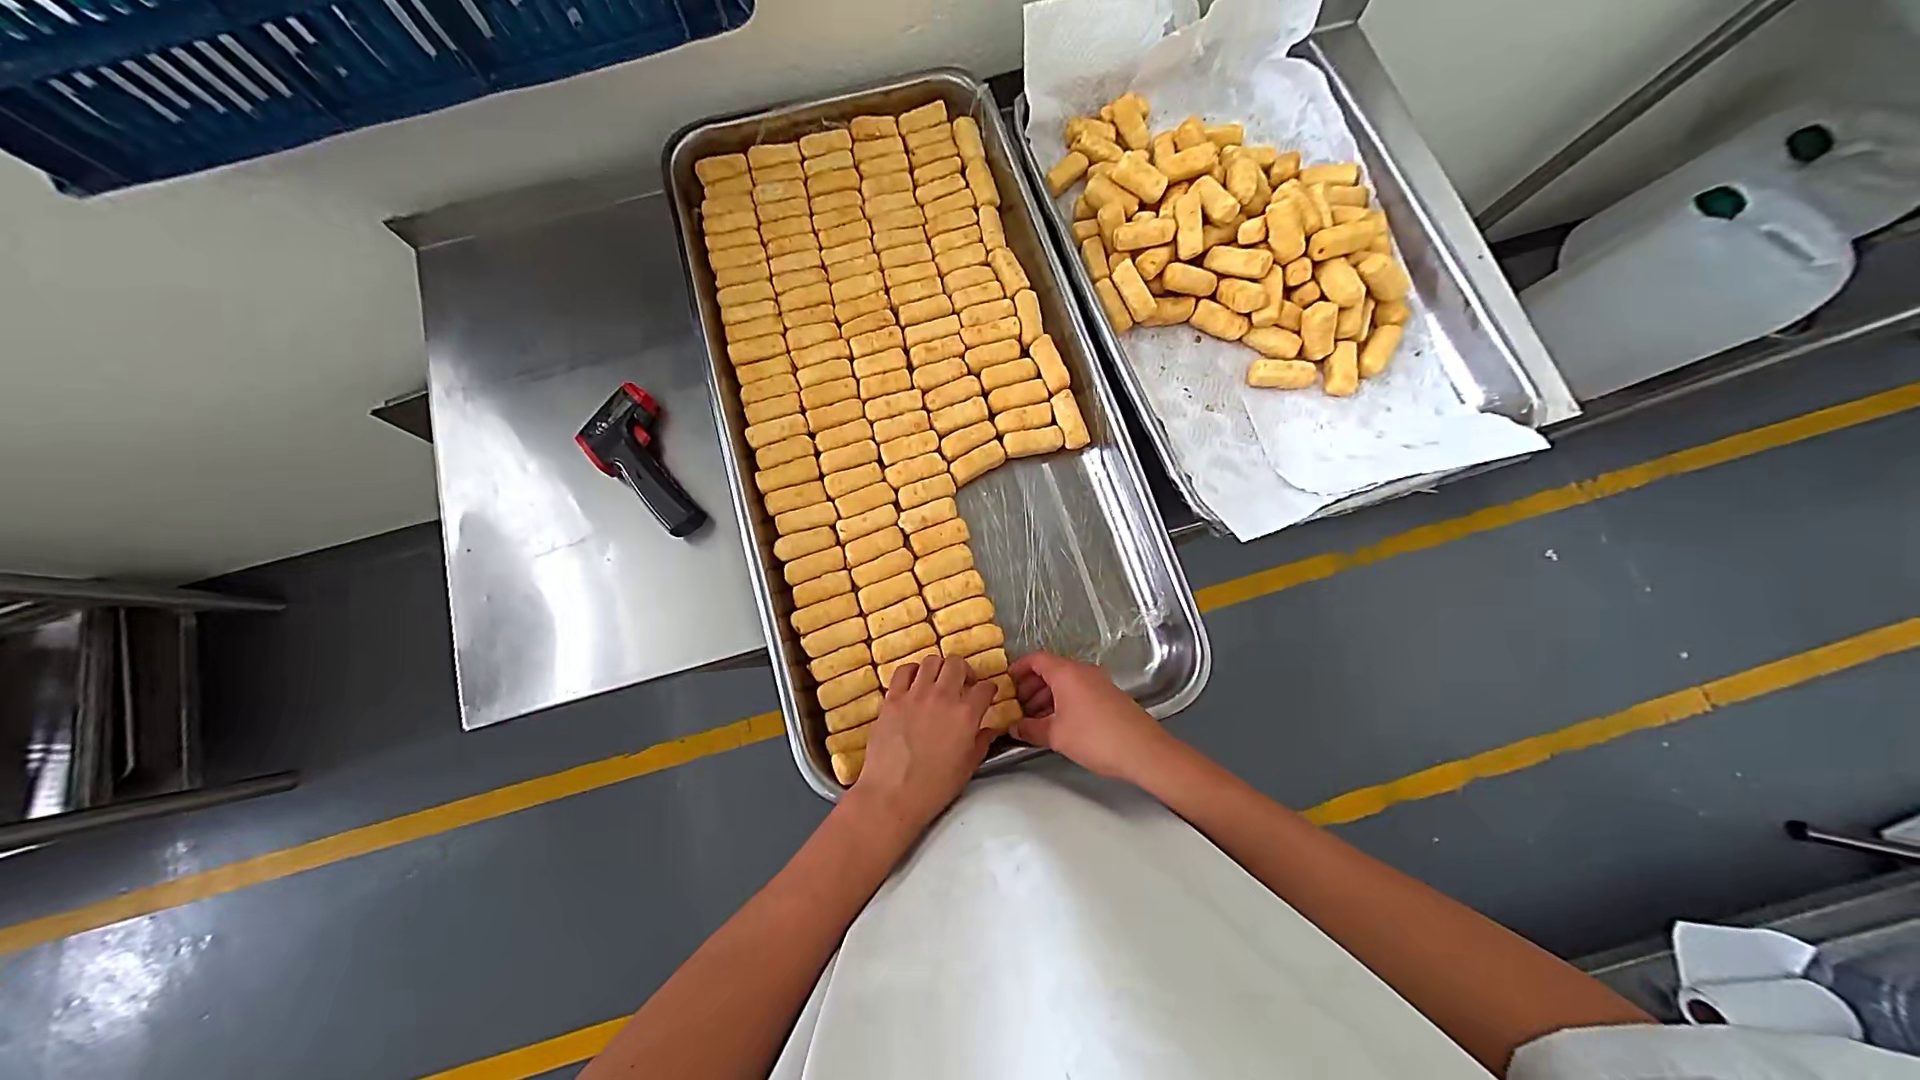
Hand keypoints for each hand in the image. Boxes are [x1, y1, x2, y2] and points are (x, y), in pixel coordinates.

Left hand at [848, 655, 995, 830]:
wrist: (893, 794)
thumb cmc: (934, 787)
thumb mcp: (968, 767)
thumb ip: (982, 743)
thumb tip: (989, 730)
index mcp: (966, 714)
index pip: (985, 688)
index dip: (989, 689)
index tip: (986, 693)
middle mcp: (943, 697)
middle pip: (957, 664)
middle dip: (965, 671)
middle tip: (963, 682)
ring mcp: (915, 695)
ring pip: (931, 661)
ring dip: (939, 668)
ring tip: (939, 680)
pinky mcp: (892, 698)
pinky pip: (903, 671)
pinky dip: (912, 672)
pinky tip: (915, 682)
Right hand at [1009, 651, 1174, 784]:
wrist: (1143, 751)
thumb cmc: (1096, 738)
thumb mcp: (1055, 735)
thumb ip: (1030, 729)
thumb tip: (1015, 728)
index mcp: (1067, 673)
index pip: (1036, 659)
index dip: (1018, 668)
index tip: (1007, 682)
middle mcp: (1083, 671)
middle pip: (1050, 670)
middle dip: (1031, 687)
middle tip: (1018, 705)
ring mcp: (1099, 682)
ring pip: (1066, 682)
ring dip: (1047, 696)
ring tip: (1035, 719)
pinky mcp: (1110, 696)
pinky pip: (1080, 691)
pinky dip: (1064, 701)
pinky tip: (1059, 723)